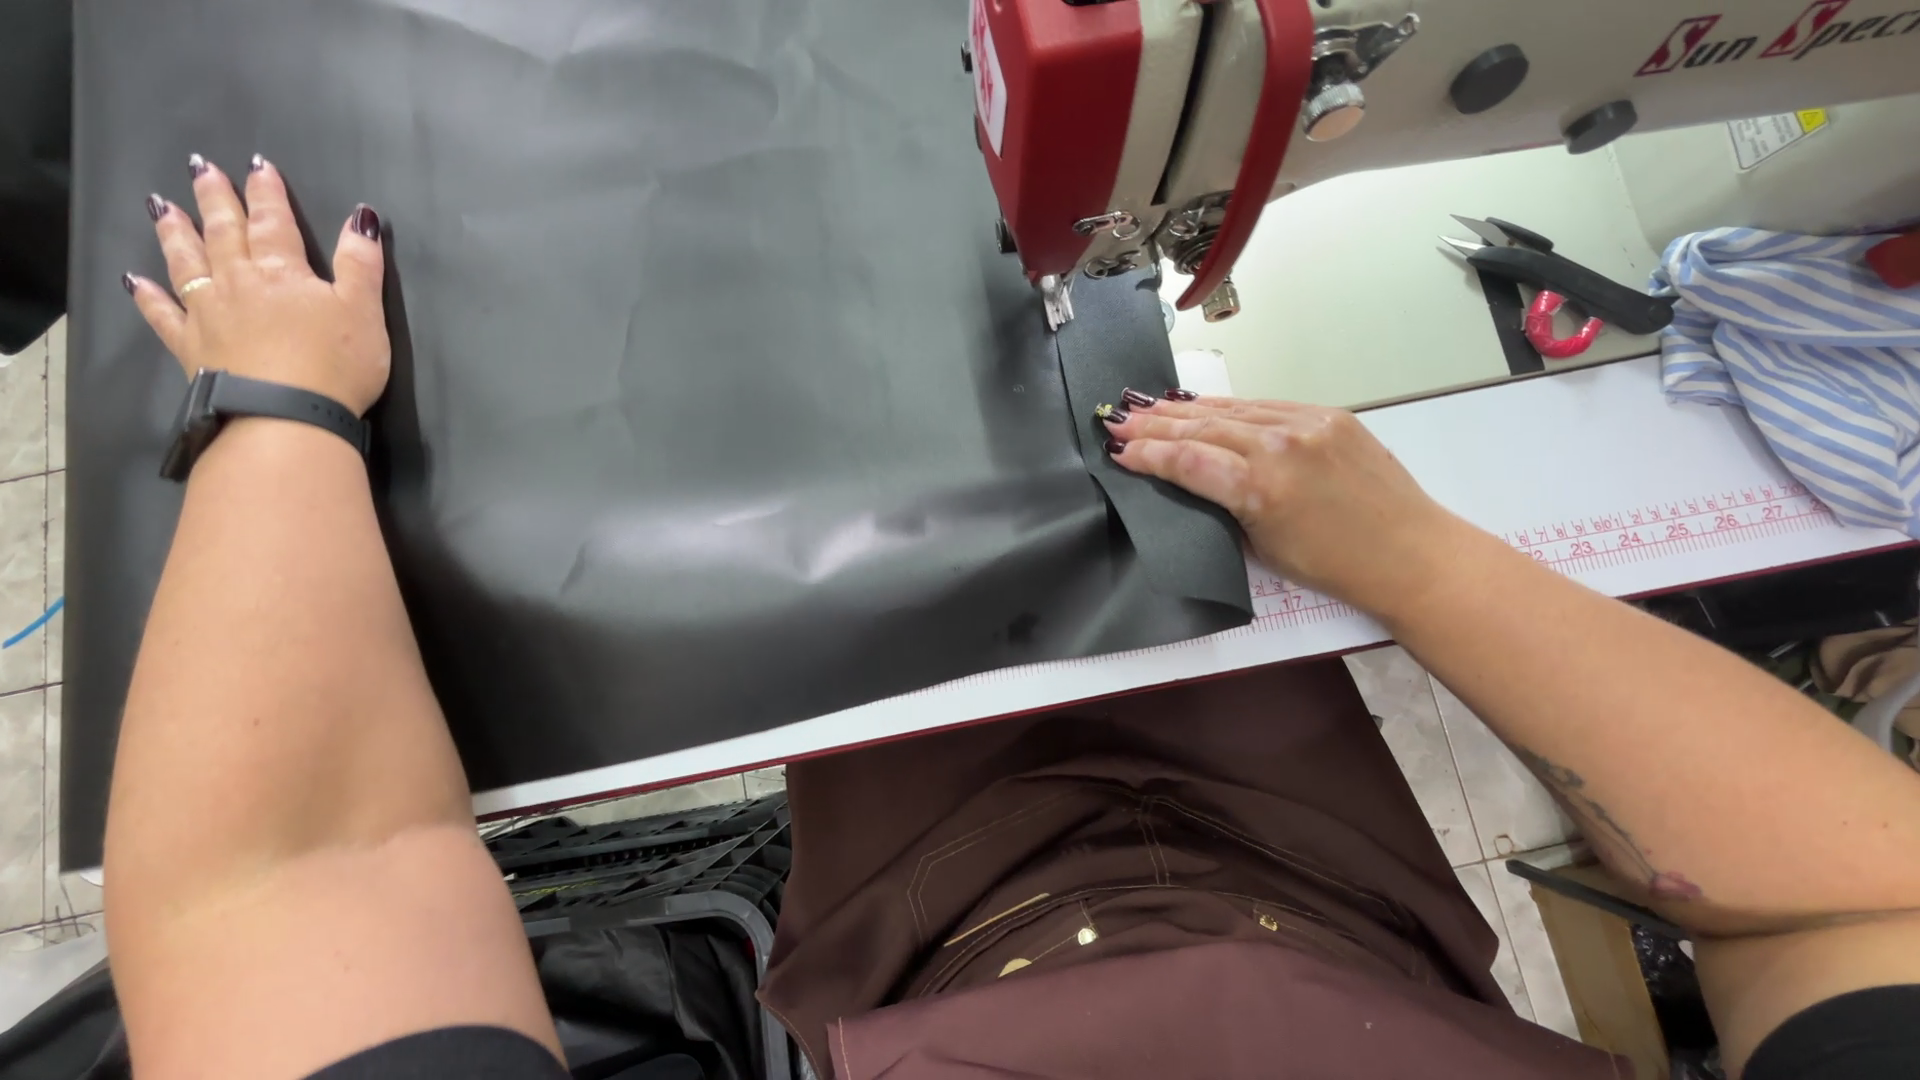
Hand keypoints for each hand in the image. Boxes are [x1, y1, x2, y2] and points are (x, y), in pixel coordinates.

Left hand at [125, 154, 389, 414]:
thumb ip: (362, 263)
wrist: (288, 413)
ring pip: (187, 262)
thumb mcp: (364, 310)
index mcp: (282, 272)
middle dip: (216, 200)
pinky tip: (133, 280)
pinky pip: (163, 313)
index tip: (259, 166)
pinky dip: (147, 295)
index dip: (269, 194)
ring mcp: (208, 312)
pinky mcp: (193, 346)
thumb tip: (362, 215)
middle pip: (224, 233)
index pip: (275, 223)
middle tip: (201, 169)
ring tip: (161, 206)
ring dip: (175, 233)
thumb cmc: (336, 362)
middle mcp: (238, 282)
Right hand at [1102, 392, 1476, 617]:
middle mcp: (1280, 446)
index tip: (1116, 450)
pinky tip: (1202, 405)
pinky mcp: (1327, 415)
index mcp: (1260, 489)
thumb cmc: (1333, 567)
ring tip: (1148, 406)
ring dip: (1184, 410)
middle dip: (1154, 425)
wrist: (1411, 552)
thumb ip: (1224, 507)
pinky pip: (1263, 406)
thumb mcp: (1263, 547)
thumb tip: (1192, 479)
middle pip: (1201, 429)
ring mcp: (1306, 424)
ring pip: (1229, 411)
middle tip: (1116, 418)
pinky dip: (1227, 407)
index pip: (1187, 461)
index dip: (1147, 455)